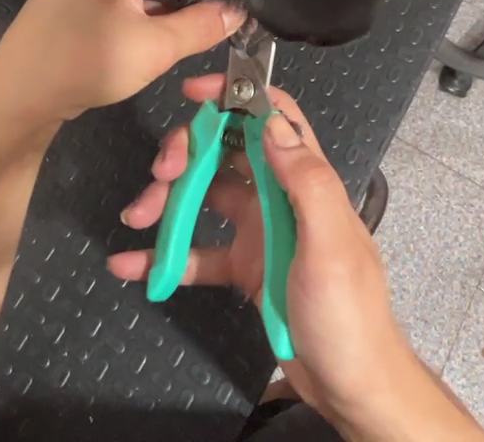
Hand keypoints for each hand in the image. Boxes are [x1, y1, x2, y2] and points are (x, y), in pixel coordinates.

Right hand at [106, 79, 405, 431]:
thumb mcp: (331, 248)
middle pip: (225, 149)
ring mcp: (257, 230)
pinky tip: (131, 263)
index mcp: (305, 181)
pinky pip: (196, 251)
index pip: (273, 117)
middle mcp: (279, 195)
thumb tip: (269, 121)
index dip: (236, 95)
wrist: (352, 391)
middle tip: (160, 174)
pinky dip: (164, 253)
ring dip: (166, 200)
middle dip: (187, 152)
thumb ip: (305, 182)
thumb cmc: (348, 316)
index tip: (192, 92)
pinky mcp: (241, 266)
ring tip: (136, 218)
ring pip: (203, 194)